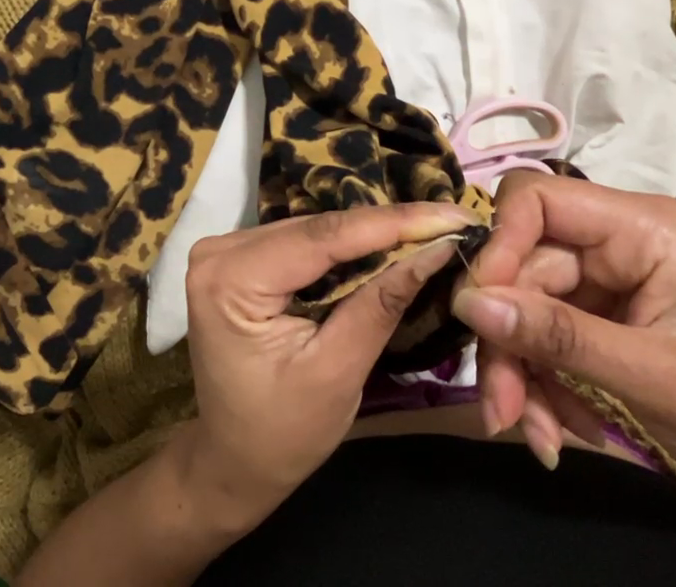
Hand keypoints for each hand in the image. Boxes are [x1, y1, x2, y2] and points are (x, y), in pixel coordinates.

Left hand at [182, 203, 475, 515]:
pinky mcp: (241, 261)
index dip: (393, 222)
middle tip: (456, 222)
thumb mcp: (337, 372)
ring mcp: (226, 252)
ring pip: (314, 232)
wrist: (233, 460)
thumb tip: (436, 249)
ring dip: (372, 235)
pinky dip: (347, 251)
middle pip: (318, 229)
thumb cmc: (281, 432)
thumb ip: (380, 304)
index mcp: (229, 280)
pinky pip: (303, 245)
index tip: (455, 215)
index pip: (322, 236)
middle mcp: (219, 251)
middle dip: (388, 227)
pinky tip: (391, 246)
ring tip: (434, 229)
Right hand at [454, 173, 675, 490]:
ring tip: (537, 436)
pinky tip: (561, 429)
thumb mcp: (659, 378)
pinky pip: (537, 337)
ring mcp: (600, 279)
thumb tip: (469, 302)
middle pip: (519, 267)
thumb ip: (561, 336)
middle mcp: (612, 241)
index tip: (479, 313)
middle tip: (504, 413)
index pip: (535, 200)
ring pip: (518, 306)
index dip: (499, 246)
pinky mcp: (592, 315)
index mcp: (640, 228)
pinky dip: (539, 384)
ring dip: (518, 372)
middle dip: (507, 341)